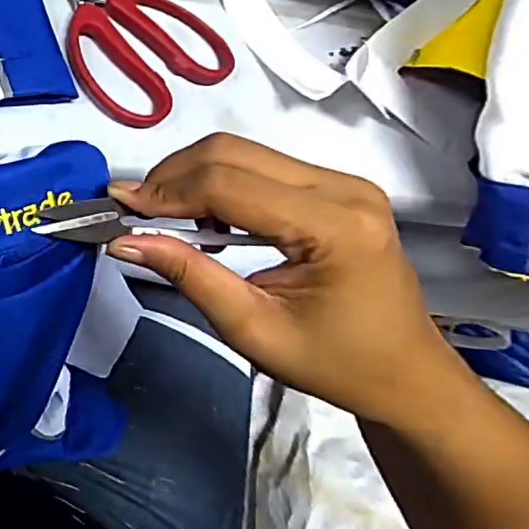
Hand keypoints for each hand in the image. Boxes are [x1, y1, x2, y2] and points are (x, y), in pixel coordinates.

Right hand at [106, 133, 476, 429]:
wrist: (409, 378)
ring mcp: (341, 181)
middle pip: (230, 153)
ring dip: (189, 175)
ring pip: (238, 151)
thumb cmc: (338, 364)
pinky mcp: (331, 185)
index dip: (166, 192)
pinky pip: (255, 163)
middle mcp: (343, 189)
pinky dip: (213, 180)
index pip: (228, 185)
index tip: (119, 207)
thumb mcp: (253, 330)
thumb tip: (125, 239)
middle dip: (171, 176)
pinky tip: (203, 215)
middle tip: (135, 210)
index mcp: (336, 226)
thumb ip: (188, 275)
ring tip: (164, 215)